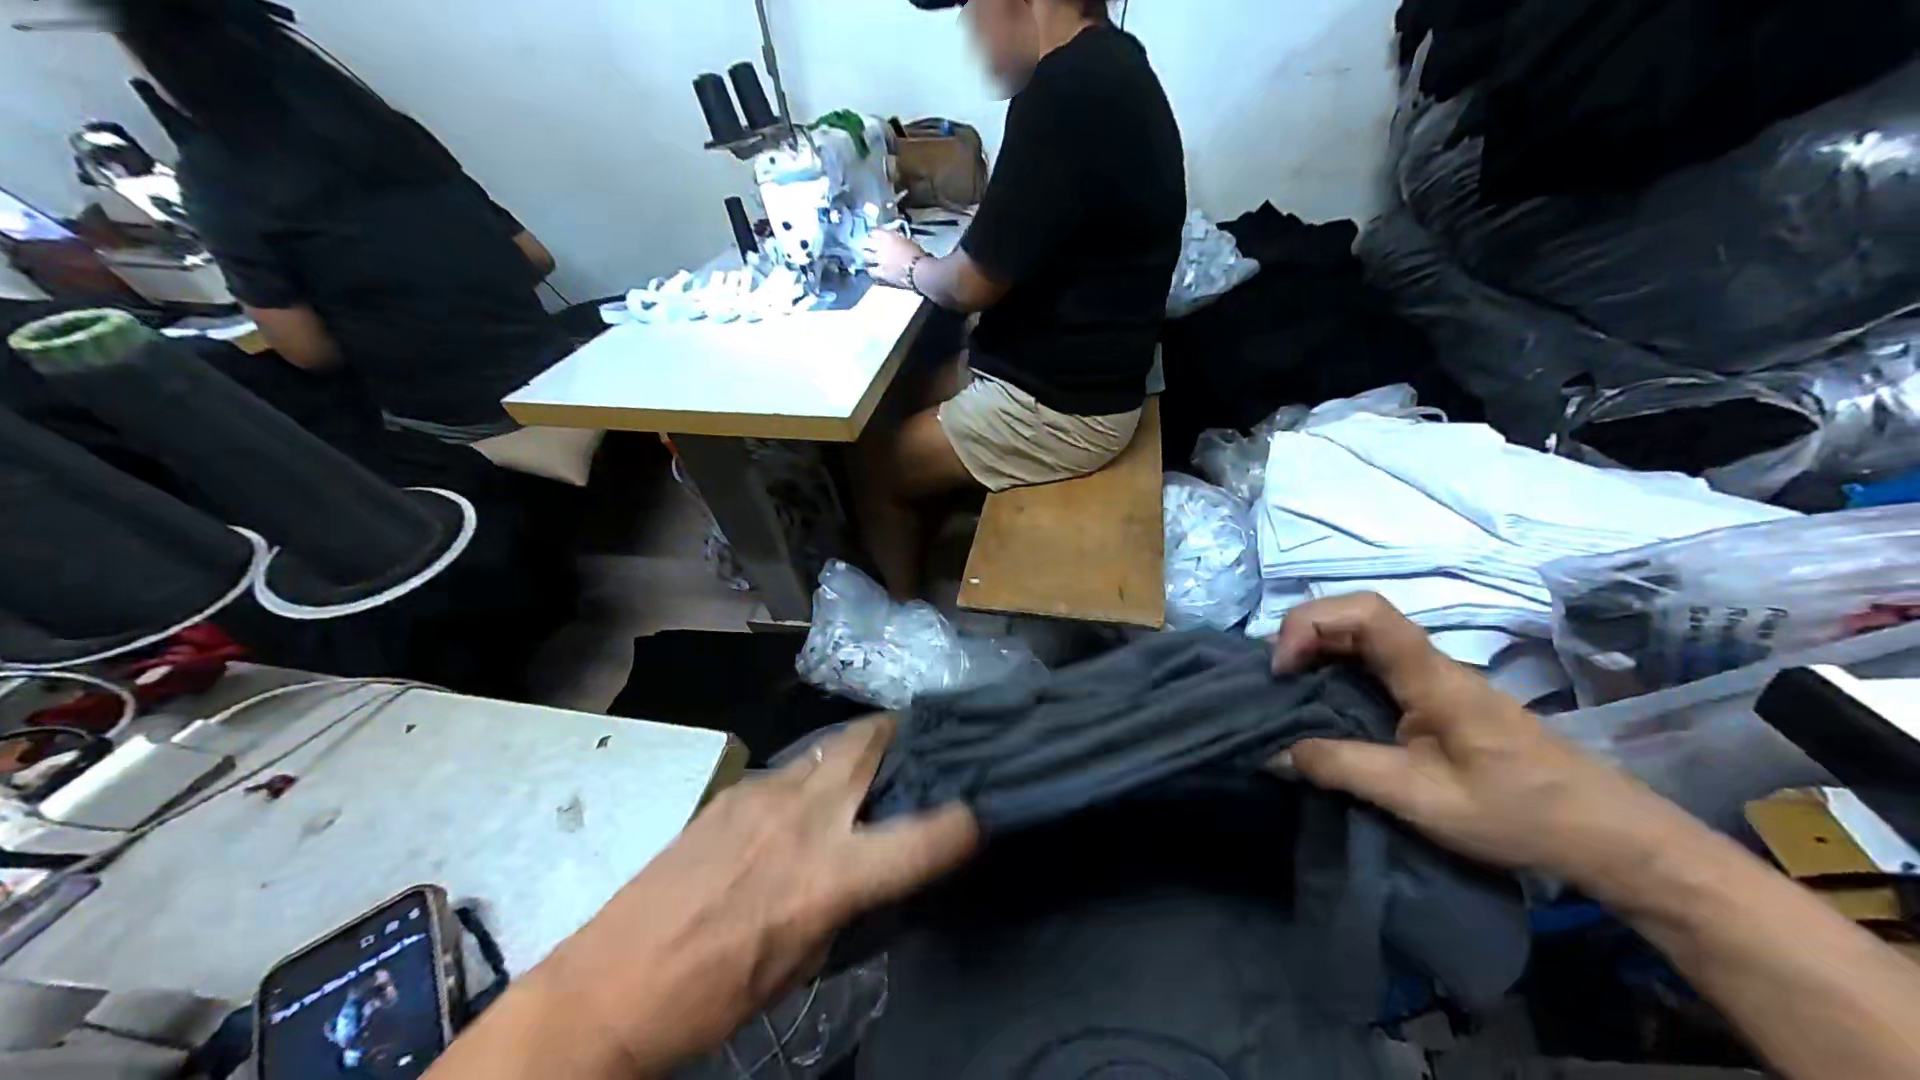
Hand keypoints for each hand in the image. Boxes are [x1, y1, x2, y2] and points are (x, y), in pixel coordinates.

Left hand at [537, 717, 977, 1071]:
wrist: (610, 984)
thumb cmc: (715, 994)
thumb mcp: (801, 965)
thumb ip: (847, 906)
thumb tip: (871, 873)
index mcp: (829, 876)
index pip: (922, 837)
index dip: (962, 823)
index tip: (978, 812)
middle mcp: (804, 818)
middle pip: (868, 743)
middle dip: (900, 732)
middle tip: (919, 737)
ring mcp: (764, 795)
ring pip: (829, 748)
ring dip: (854, 752)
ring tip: (866, 767)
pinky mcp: (732, 792)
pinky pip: (790, 770)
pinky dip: (811, 776)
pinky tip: (802, 803)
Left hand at [860, 229, 927, 289]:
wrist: (919, 270)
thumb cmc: (917, 253)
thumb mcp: (907, 240)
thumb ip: (897, 238)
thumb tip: (893, 236)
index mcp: (888, 237)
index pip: (874, 232)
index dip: (873, 234)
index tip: (873, 236)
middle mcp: (880, 247)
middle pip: (867, 244)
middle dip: (866, 245)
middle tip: (866, 246)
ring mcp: (879, 261)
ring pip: (867, 257)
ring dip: (867, 257)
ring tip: (867, 258)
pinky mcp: (881, 273)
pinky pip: (872, 271)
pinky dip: (871, 270)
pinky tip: (871, 270)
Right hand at [1271, 594, 1694, 892]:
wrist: (1611, 837)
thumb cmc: (1519, 814)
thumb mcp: (1419, 799)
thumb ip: (1342, 769)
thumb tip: (1273, 753)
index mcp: (1431, 676)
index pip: (1366, 612)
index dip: (1311, 623)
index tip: (1284, 668)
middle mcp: (1431, 665)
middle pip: (1359, 614)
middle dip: (1305, 631)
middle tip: (1275, 675)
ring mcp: (1436, 679)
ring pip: (1365, 636)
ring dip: (1318, 647)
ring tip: (1286, 686)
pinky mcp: (1438, 699)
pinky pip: (1374, 663)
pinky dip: (1337, 668)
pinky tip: (1322, 702)